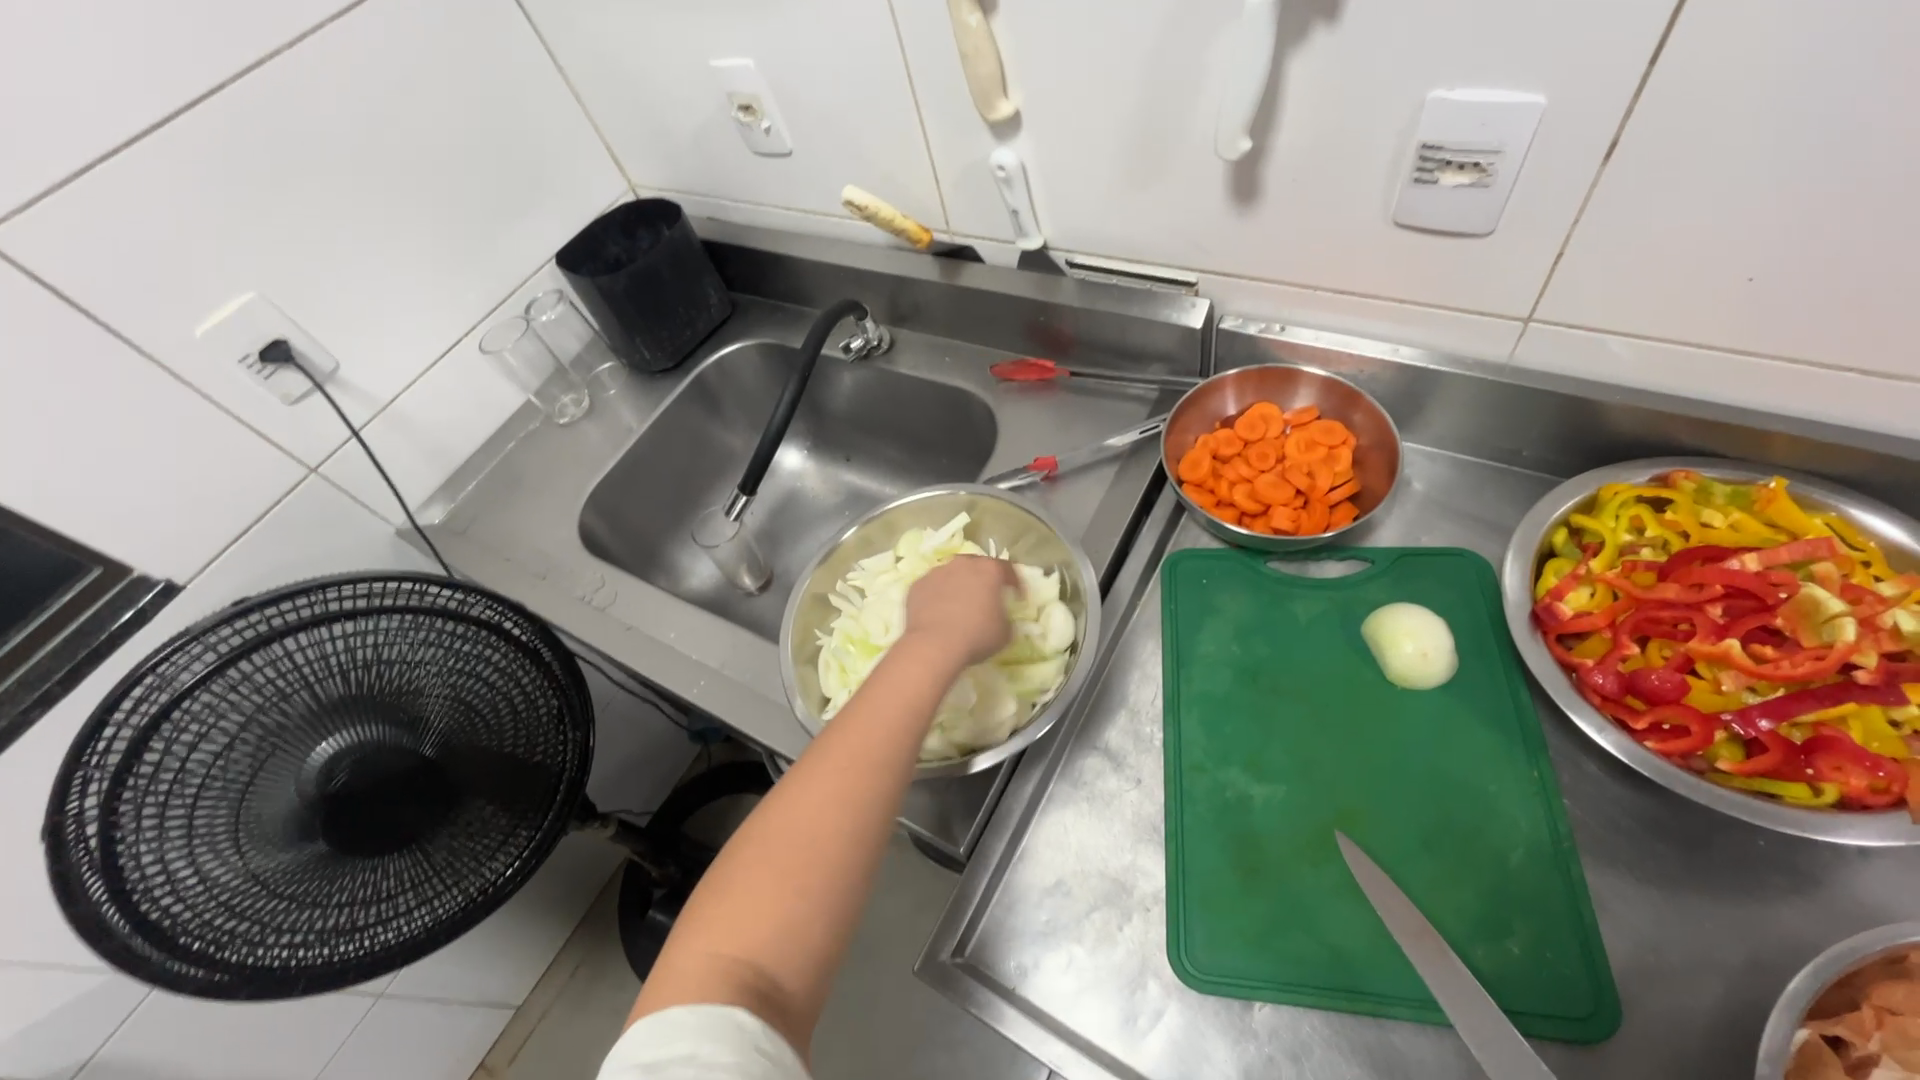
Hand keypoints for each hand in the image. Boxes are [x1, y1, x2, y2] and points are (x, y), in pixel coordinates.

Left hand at [902, 555, 1018, 666]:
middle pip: (976, 566)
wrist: (933, 645)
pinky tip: (938, 612)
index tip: (1016, 595)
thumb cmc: (976, 636)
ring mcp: (937, 572)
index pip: (1006, 568)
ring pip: (952, 574)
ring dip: (958, 585)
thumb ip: (1006, 618)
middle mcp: (962, 564)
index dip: (1014, 582)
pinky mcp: (917, 585)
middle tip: (985, 597)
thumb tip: (1001, 617)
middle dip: (983, 579)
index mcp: (989, 570)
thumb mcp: (1005, 632)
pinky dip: (937, 595)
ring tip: (959, 605)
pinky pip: (932, 587)